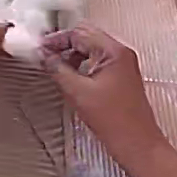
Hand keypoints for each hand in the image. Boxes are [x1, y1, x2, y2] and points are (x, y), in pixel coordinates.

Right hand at [41, 26, 164, 161]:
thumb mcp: (77, 91)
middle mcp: (120, 53)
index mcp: (113, 52)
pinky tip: (70, 74)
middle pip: (86, 36)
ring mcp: (122, 64)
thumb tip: (44, 55)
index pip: (79, 33)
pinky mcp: (120, 75)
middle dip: (64, 43)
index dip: (56, 39)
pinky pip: (97, 59)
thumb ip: (57, 68)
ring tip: (55, 65)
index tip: (40, 48)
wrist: (136, 143)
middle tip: (45, 53)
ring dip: (72, 52)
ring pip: (91, 47)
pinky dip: (81, 62)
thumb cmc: (114, 120)